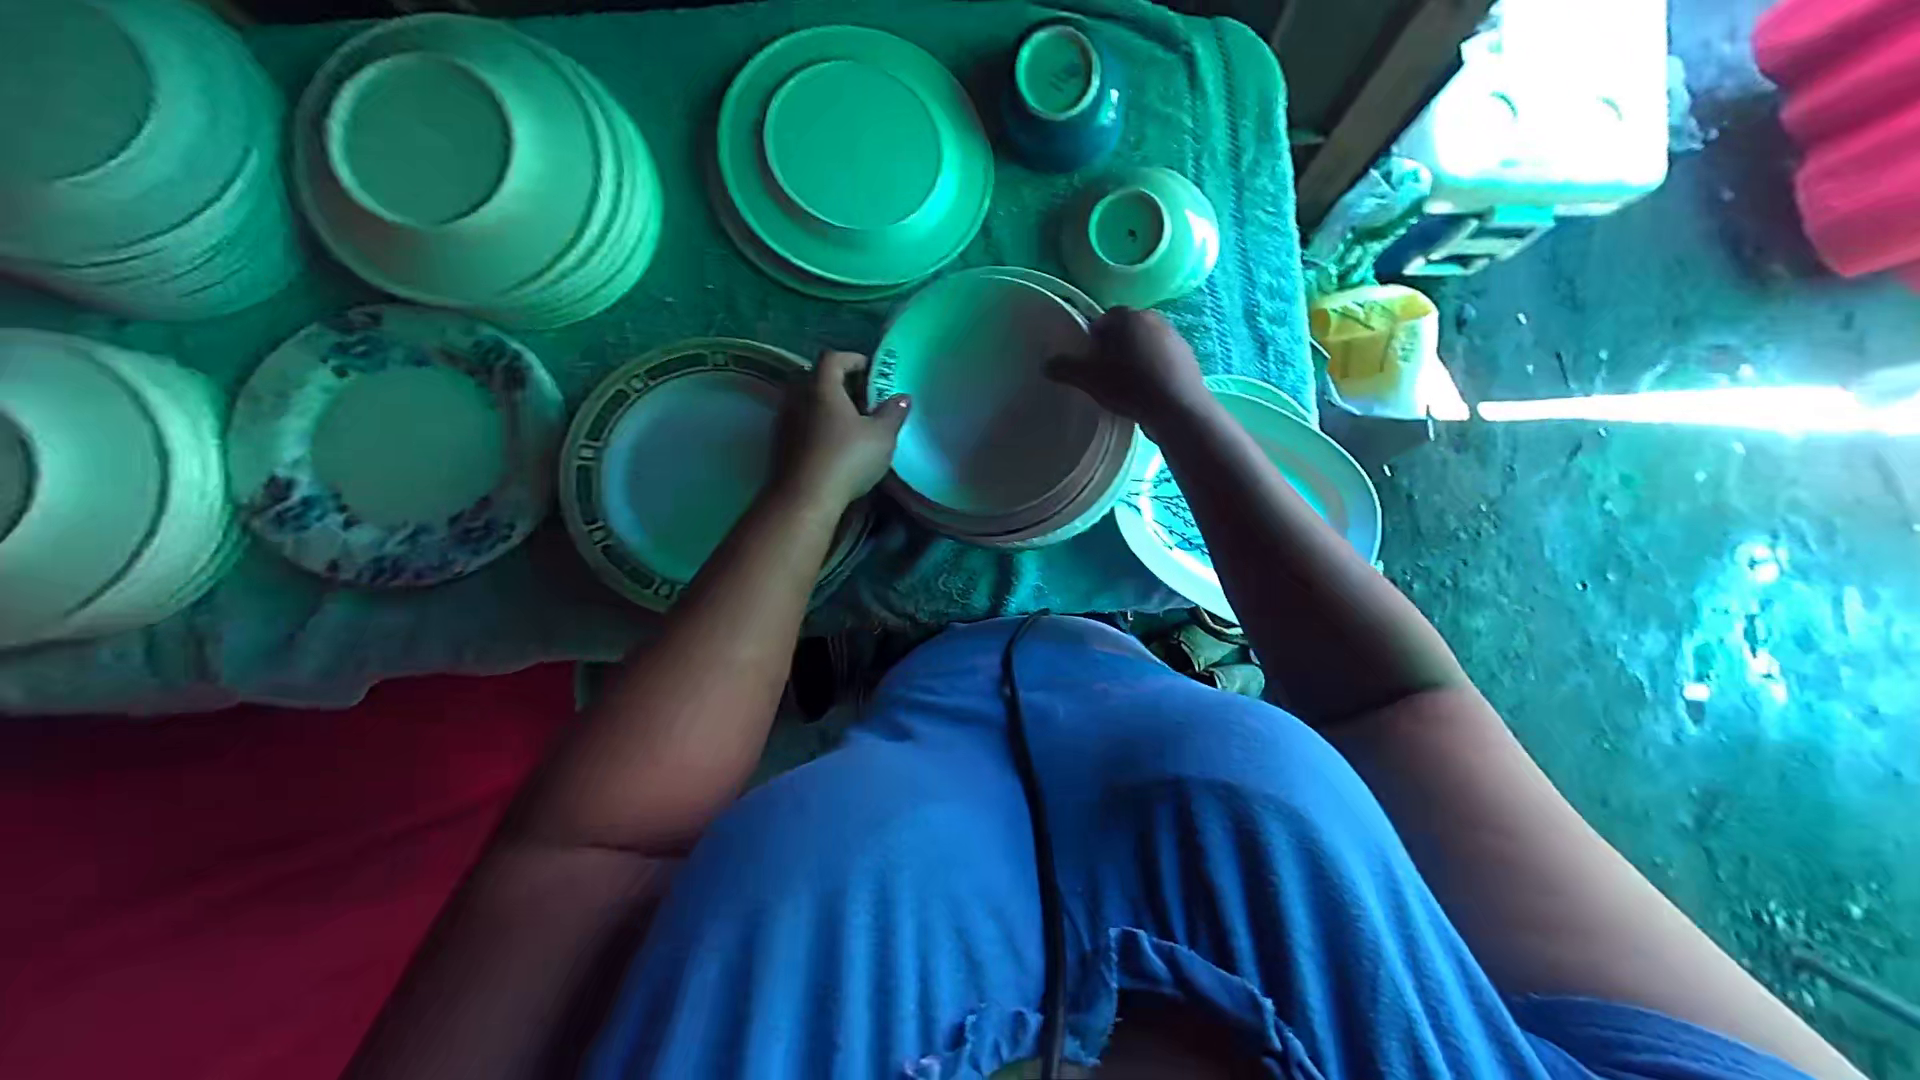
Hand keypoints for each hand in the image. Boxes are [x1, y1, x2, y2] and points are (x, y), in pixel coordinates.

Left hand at [774, 350, 910, 508]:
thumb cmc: (846, 459)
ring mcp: (784, 421)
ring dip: (825, 406)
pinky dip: (815, 424)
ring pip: (806, 402)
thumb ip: (893, 413)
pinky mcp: (778, 444)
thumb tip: (902, 397)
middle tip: (862, 397)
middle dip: (839, 383)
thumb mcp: (881, 437)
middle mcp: (797, 397)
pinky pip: (799, 423)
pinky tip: (831, 444)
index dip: (852, 359)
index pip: (833, 358)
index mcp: (822, 387)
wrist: (804, 499)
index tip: (870, 369)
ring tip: (849, 422)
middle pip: (816, 378)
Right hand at [1046, 308, 1210, 435]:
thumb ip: (1066, 369)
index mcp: (1126, 316)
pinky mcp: (1187, 354)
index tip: (1090, 363)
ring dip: (1135, 357)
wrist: (1178, 408)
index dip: (1093, 341)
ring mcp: (1174, 334)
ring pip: (1144, 342)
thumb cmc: (1130, 387)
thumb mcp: (1090, 380)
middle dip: (1114, 347)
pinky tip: (1148, 389)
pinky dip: (1153, 367)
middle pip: (1125, 330)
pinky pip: (1162, 357)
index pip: (1102, 321)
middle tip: (1106, 374)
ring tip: (1127, 384)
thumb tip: (1046, 364)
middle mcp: (1152, 317)